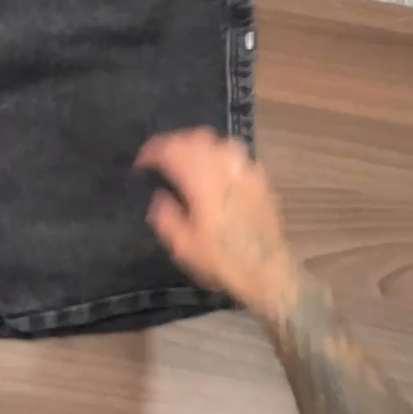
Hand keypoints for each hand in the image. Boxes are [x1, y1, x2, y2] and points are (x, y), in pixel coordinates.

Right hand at [137, 128, 299, 319]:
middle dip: (172, 143)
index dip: (151, 151)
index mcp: (201, 183)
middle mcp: (224, 170)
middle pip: (193, 139)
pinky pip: (237, 153)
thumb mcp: (183, 246)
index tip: (141, 163)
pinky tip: (216, 166)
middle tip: (160, 158)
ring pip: (217, 141)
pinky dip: (219, 152)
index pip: (171, 151)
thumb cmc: (223, 261)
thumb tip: (159, 196)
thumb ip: (165, 216)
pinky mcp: (260, 180)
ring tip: (186, 156)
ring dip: (196, 143)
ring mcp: (245, 173)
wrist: (271, 274)